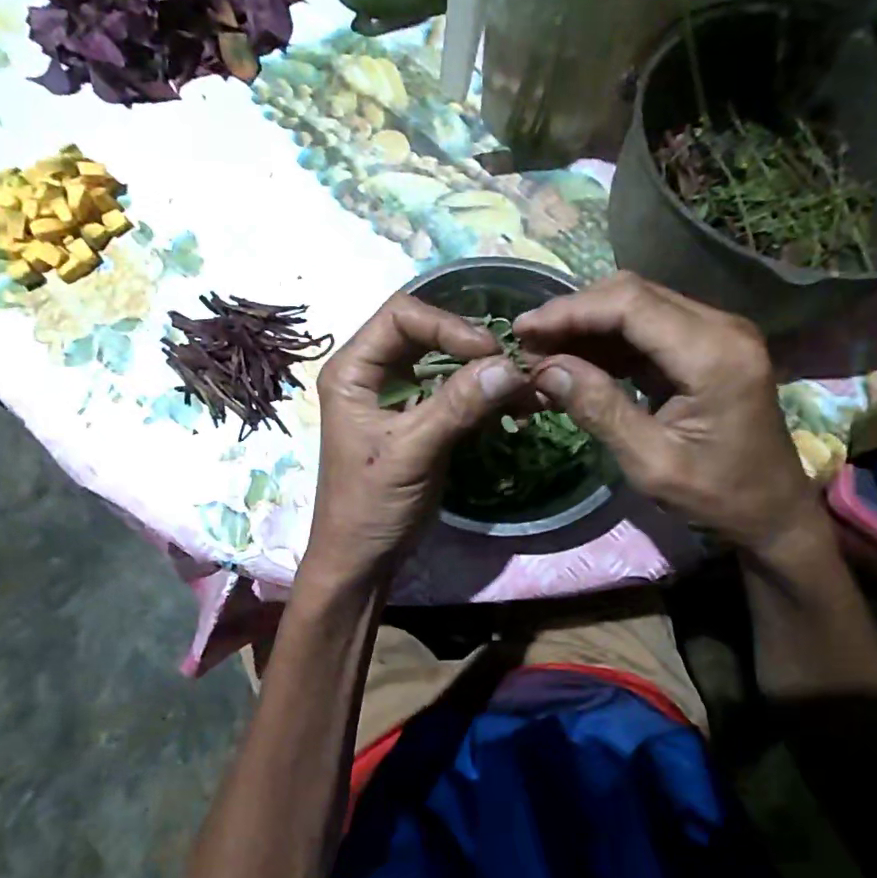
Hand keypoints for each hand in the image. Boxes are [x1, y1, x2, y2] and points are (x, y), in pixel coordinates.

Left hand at [302, 294, 526, 588]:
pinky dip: (484, 394)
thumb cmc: (370, 505)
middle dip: (469, 345)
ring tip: (523, 387)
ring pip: (444, 361)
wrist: (363, 560)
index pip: (400, 316)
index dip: (446, 325)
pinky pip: (455, 391)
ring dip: (483, 370)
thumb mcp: (411, 452)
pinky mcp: (419, 419)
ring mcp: (397, 396)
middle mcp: (372, 374)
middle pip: (425, 332)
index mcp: (353, 371)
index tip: (488, 350)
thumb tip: (510, 365)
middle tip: (510, 366)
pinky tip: (516, 405)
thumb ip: (457, 406)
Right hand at [514, 272, 817, 552]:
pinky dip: (605, 340)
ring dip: (585, 325)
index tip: (522, 330)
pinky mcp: (706, 344)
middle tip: (527, 345)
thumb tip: (544, 369)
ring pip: (635, 304)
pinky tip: (574, 361)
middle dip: (573, 314)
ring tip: (542, 355)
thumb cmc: (718, 495)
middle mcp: (720, 327)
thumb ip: (599, 409)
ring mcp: (716, 332)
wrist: (773, 511)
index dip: (570, 311)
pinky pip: (646, 326)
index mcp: (714, 354)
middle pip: (631, 293)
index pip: (630, 304)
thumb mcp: (652, 463)